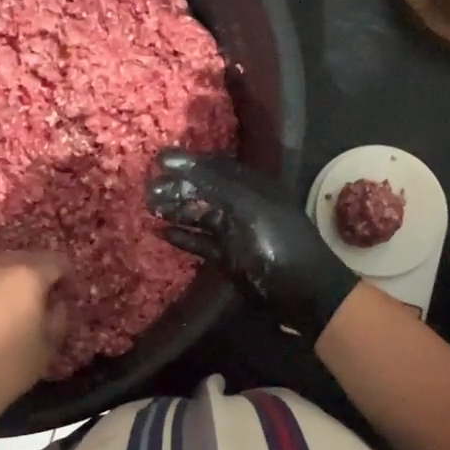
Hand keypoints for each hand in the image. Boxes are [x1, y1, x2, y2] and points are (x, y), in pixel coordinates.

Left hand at [0, 252, 69, 416]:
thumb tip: (55, 303)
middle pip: (23, 260)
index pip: (56, 261)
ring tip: (2, 312)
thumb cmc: (4, 370)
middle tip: (36, 302)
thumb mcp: (46, 349)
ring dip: (3, 284)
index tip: (66, 295)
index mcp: (27, 277)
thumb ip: (58, 318)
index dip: (66, 276)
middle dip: (34, 276)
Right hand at [146, 149, 357, 339]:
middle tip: (147, 189)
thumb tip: (173, 161)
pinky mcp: (229, 257)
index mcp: (252, 186)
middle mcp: (242, 205)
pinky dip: (183, 237)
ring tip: (150, 207)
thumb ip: (212, 183)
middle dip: (176, 187)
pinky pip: (201, 242)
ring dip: (176, 210)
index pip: (215, 166)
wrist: (302, 289)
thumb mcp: (246, 205)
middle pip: (204, 190)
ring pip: (200, 215)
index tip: (158, 161)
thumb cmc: (276, 240)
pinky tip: (161, 233)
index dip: (188, 162)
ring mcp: (235, 232)